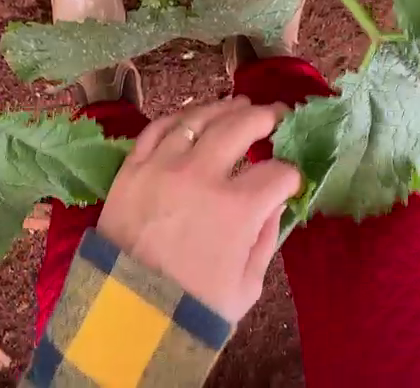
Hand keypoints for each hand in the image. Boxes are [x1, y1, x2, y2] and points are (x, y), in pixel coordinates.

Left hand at [96, 96, 299, 321]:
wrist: (127, 315)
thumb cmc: (193, 308)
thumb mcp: (246, 286)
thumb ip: (265, 239)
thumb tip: (275, 204)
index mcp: (237, 208)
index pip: (278, 172)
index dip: (291, 174)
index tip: (291, 179)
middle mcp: (202, 175)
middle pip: (240, 126)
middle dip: (266, 117)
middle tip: (276, 113)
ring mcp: (163, 165)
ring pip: (198, 118)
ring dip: (223, 108)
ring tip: (237, 105)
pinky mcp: (133, 166)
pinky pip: (157, 128)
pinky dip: (179, 118)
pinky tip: (192, 117)